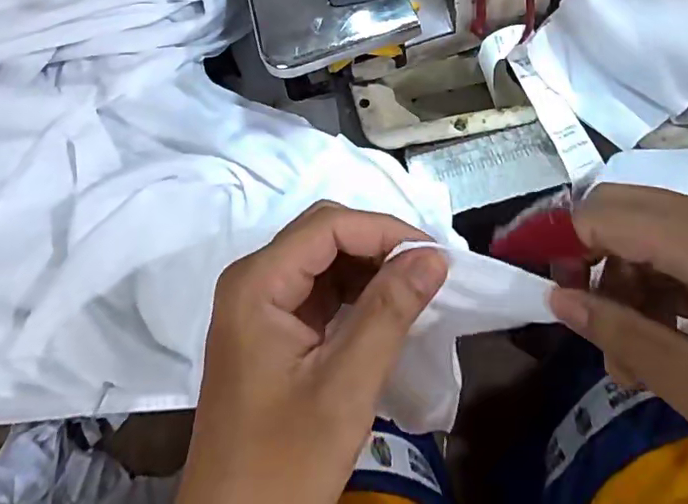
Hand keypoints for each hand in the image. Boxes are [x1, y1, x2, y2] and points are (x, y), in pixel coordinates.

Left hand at [175, 202, 447, 503]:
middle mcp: (252, 279)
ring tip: (416, 287)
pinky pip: (317, 289)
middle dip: (377, 244)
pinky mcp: (270, 327)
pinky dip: (354, 292)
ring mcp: (258, 302)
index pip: (326, 226)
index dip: (383, 230)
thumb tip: (432, 256)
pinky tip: (386, 308)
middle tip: (429, 270)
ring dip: (369, 267)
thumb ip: (387, 313)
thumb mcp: (343, 388)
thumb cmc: (284, 461)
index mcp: (256, 282)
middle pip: (321, 234)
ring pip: (322, 258)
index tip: (435, 254)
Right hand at [549, 185, 687, 503]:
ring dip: (627, 280)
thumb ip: (628, 338)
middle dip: (588, 259)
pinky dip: (665, 287)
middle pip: (622, 210)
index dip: (553, 241)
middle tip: (584, 324)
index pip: (599, 213)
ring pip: (655, 231)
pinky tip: (675, 342)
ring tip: (631, 356)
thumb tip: (557, 299)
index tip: (524, 281)